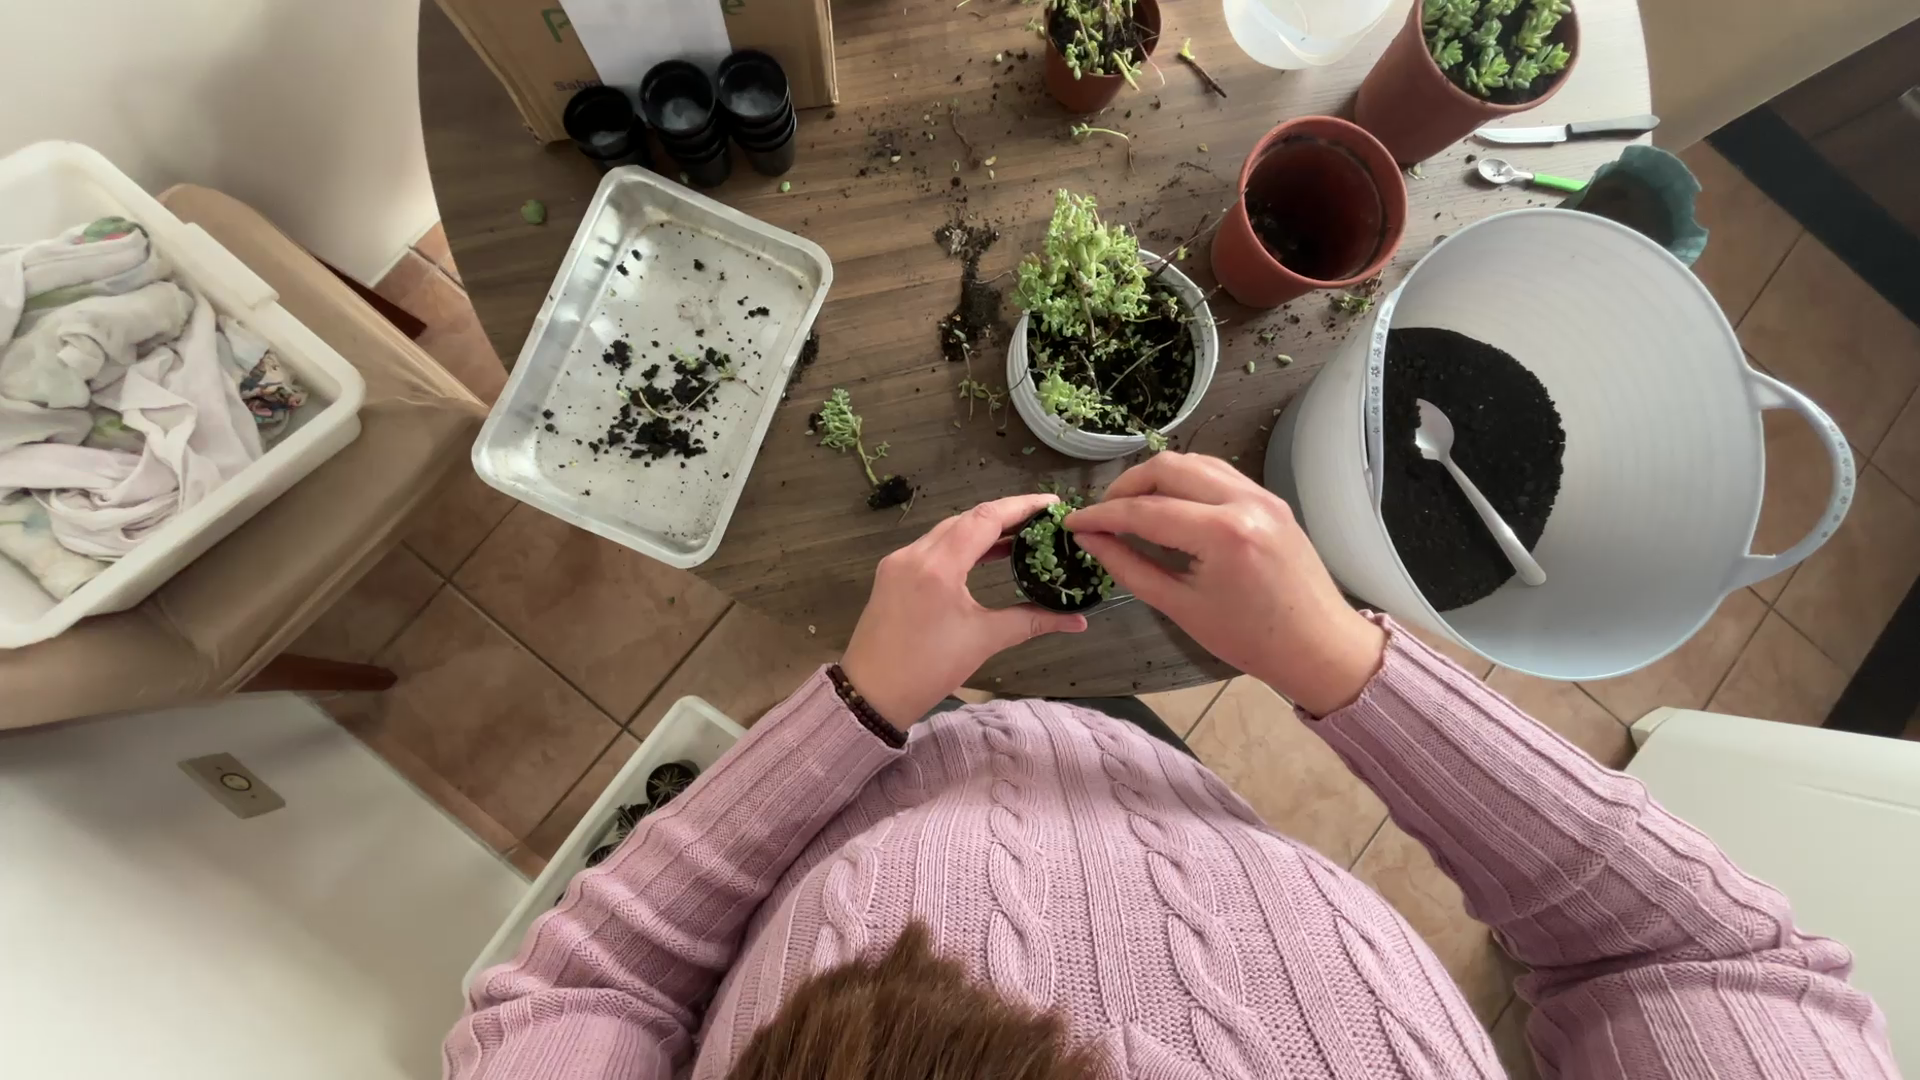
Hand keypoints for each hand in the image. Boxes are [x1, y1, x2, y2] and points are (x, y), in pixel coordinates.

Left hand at [842, 494, 1088, 725]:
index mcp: (938, 567)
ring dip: (982, 530)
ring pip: (948, 530)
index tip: (1051, 503)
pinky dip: (961, 544)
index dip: (1021, 506)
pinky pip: (932, 546)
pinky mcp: (892, 572)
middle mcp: (915, 553)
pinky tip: (985, 554)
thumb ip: (1032, 621)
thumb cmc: (928, 670)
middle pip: (966, 519)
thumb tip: (1079, 621)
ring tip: (1021, 535)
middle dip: (1005, 515)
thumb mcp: (984, 640)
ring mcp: (899, 561)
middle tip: (1042, 521)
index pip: (985, 518)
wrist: (870, 694)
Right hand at [1066, 453, 1384, 715]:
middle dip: (1124, 487)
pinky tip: (1167, 503)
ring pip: (1192, 462)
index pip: (1145, 511)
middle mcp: (1244, 501)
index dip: (1101, 516)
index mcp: (1222, 534)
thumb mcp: (1179, 606)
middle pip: (1167, 468)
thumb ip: (1128, 566)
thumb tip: (1090, 540)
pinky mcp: (1269, 498)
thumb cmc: (1248, 639)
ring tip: (1130, 507)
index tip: (1073, 524)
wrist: (1319, 646)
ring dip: (1154, 478)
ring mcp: (1261, 494)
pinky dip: (1184, 480)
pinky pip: (1216, 472)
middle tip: (1101, 515)